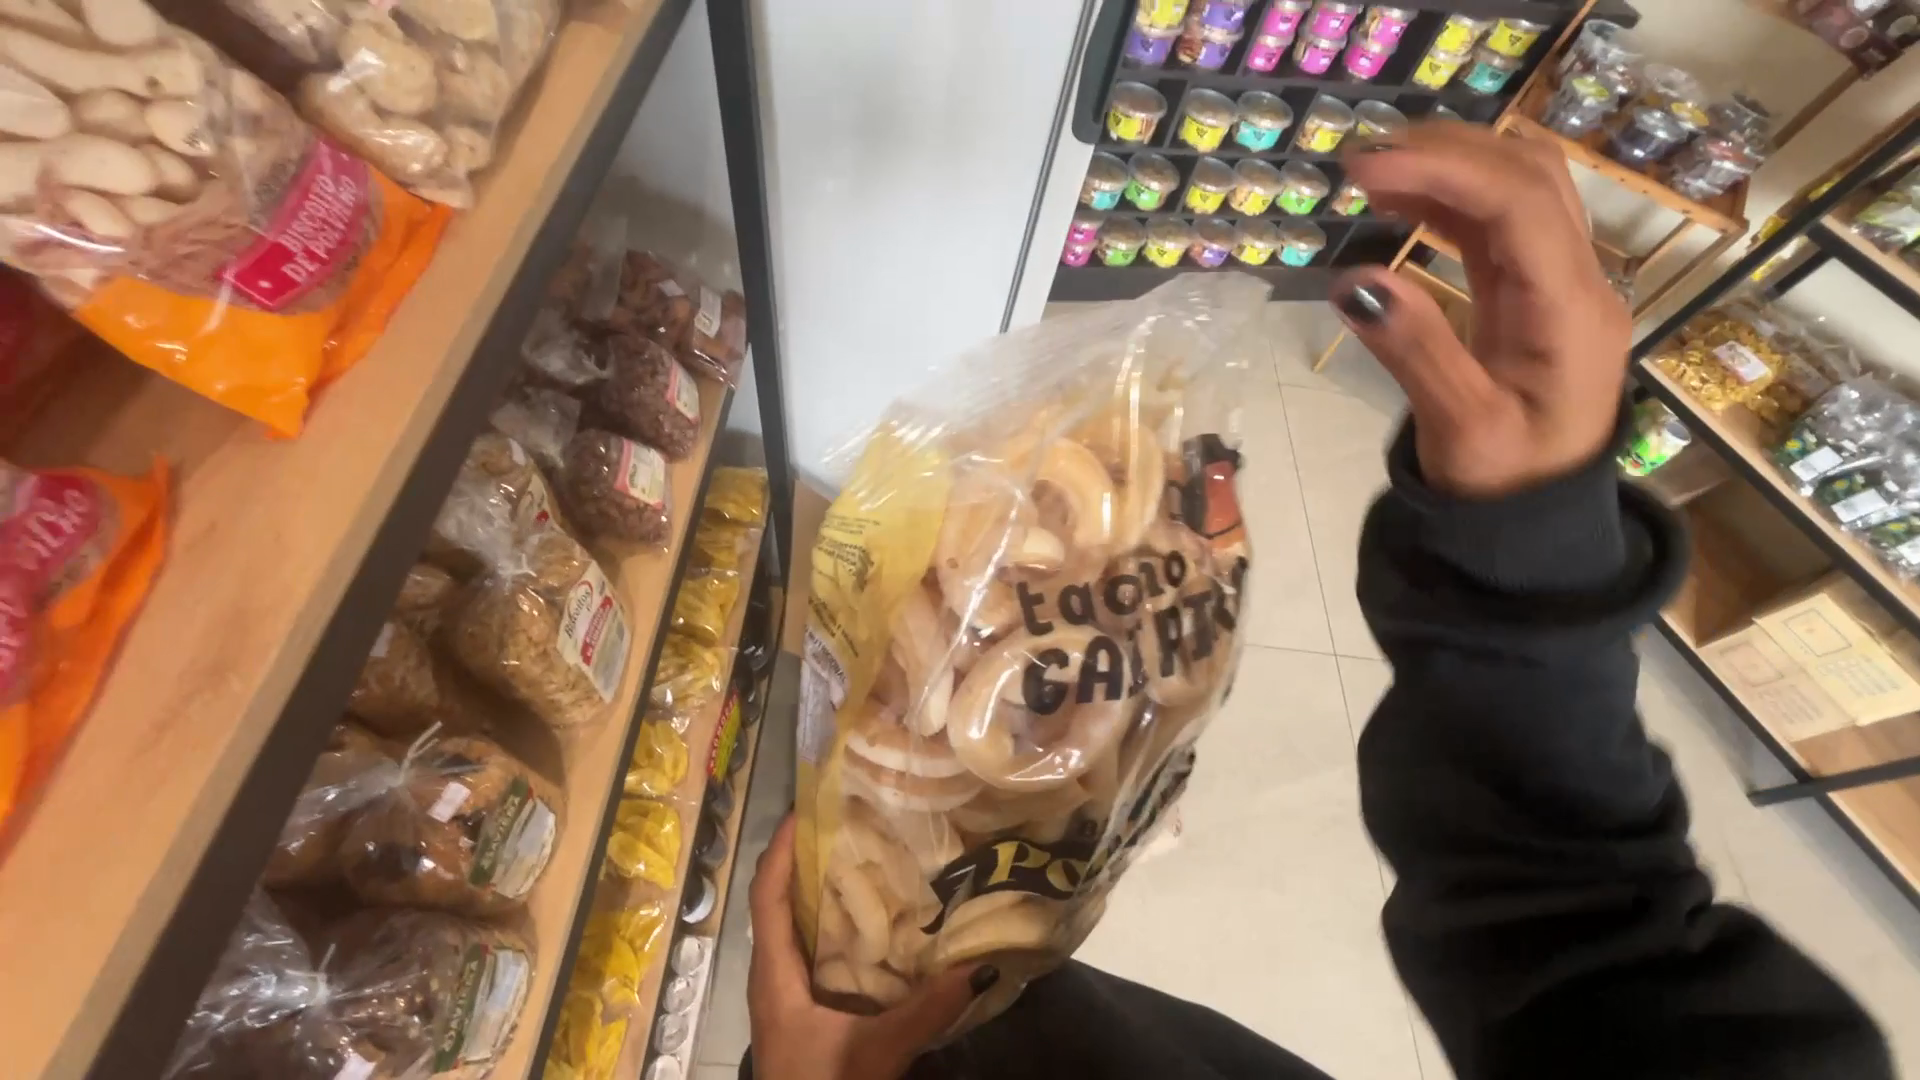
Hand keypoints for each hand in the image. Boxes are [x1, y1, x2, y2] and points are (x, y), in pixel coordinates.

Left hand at [746, 815, 988, 1079]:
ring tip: (865, 856)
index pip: (766, 895)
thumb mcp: (875, 1053)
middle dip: (808, 859)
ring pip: (797, 927)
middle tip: (851, 823)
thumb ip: (926, 1012)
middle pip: (780, 901)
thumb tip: (981, 966)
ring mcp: (787, 995)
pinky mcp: (804, 1012)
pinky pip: (814, 951)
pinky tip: (873, 923)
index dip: (779, 849)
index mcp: (775, 973)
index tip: (805, 808)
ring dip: (822, 891)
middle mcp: (774, 975)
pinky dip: (836, 925)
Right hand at [1332, 124, 1630, 498]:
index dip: (1442, 173)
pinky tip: (1401, 204)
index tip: (1364, 170)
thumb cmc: (1503, 481)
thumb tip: (1353, 281)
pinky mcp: (1528, 300)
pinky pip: (1495, 231)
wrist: (1535, 517)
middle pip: (1529, 179)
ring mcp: (1554, 287)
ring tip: (1375, 171)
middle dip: (1450, 152)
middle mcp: (1575, 282)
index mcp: (1569, 311)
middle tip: (1365, 157)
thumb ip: (1415, 350)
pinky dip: (1448, 206)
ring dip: (1450, 171)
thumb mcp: (1460, 426)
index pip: (1516, 207)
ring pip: (1516, 195)